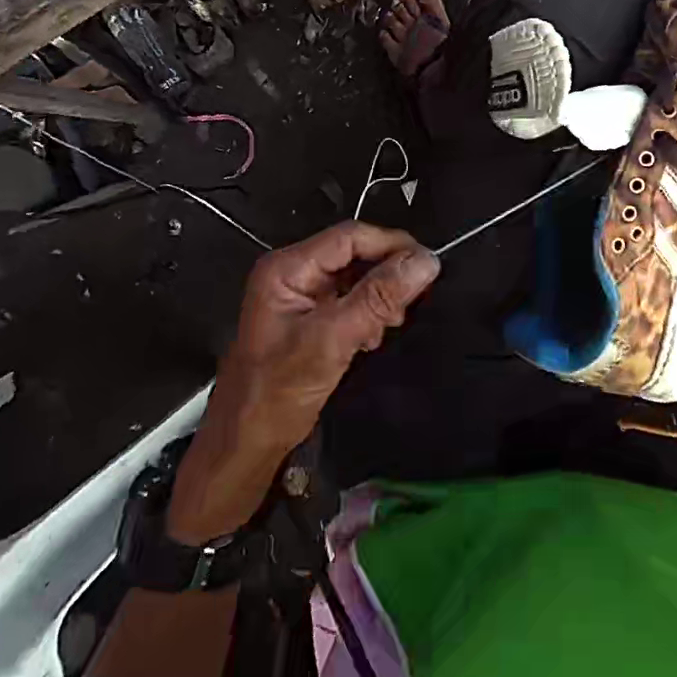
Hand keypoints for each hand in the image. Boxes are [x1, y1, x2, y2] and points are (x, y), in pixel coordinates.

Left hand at [213, 221, 439, 447]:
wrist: (248, 439)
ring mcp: (303, 298)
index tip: (428, 264)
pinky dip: (370, 314)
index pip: (350, 237)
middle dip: (387, 274)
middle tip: (413, 299)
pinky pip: (351, 301)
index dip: (392, 245)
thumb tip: (424, 263)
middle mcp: (294, 275)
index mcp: (287, 268)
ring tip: (391, 322)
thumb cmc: (276, 392)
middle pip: (354, 255)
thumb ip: (378, 299)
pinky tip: (374, 336)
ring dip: (380, 296)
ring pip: (356, 279)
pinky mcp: (313, 320)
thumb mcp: (331, 340)